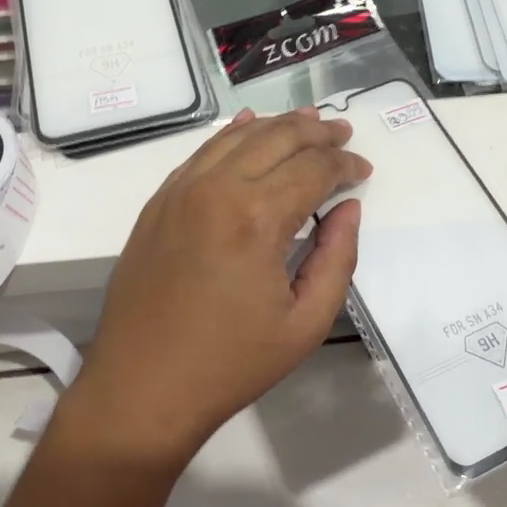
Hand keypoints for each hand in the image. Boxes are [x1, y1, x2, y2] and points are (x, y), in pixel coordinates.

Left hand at [60, 108, 370, 466]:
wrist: (143, 385)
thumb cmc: (231, 363)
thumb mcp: (305, 323)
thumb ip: (337, 258)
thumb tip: (348, 208)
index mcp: (257, 218)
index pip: (313, 168)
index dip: (344, 164)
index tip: (363, 170)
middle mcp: (217, 189)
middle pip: (277, 138)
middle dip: (316, 132)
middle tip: (342, 133)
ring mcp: (181, 190)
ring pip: (237, 136)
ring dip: (276, 125)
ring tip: (307, 122)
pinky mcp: (159, 202)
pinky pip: (201, 152)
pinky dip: (231, 134)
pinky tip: (248, 127)